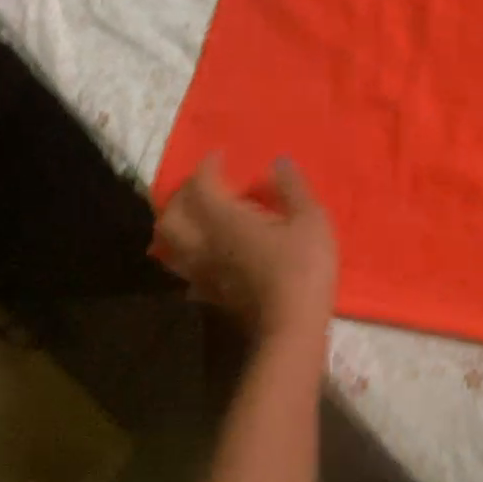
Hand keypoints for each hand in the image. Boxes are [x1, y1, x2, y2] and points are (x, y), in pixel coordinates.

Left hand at [153, 154, 339, 338]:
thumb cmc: (304, 266)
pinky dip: (189, 253)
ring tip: (197, 215)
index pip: (202, 187)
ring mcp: (202, 273)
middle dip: (182, 194)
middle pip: (171, 216)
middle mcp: (204, 245)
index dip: (208, 166)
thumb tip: (278, 161)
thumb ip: (292, 187)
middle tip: (203, 183)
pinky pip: (186, 268)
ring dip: (178, 224)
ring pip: (171, 245)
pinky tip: (206, 253)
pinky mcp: (210, 294)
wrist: (292, 327)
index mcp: (226, 221)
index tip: (222, 154)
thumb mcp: (311, 219)